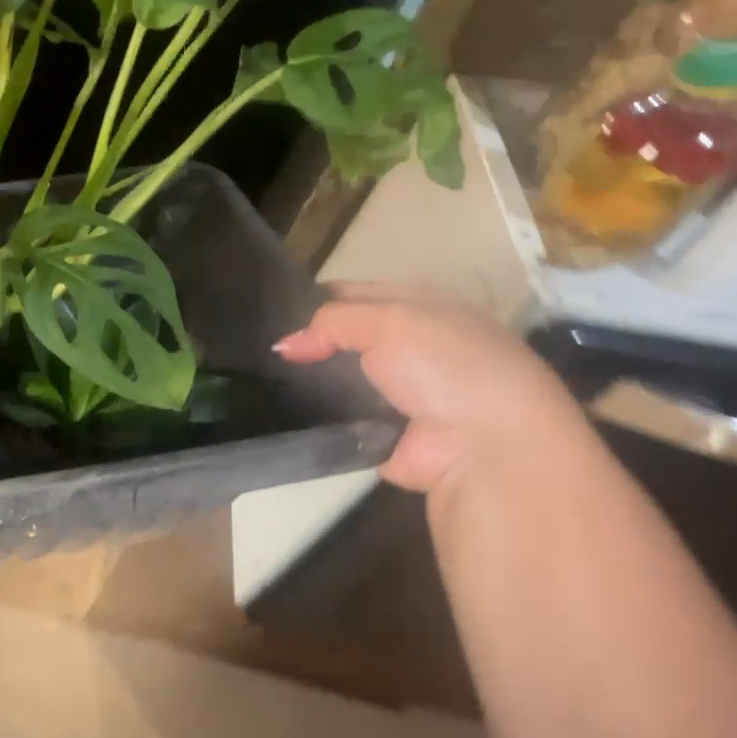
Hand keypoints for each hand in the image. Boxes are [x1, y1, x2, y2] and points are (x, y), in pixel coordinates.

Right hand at [273, 284, 586, 493]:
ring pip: (330, 378)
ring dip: (302, 379)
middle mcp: (405, 345)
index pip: (352, 294)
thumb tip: (284, 345)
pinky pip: (331, 417)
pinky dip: (309, 416)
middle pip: (338, 337)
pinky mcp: (373, 430)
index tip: (268, 312)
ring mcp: (388, 390)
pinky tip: (278, 410)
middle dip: (303, 341)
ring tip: (256, 379)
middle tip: (254, 347)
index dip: (311, 300)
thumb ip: (331, 322)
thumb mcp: (390, 321)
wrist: (482, 443)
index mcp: (418, 307)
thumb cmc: (446, 366)